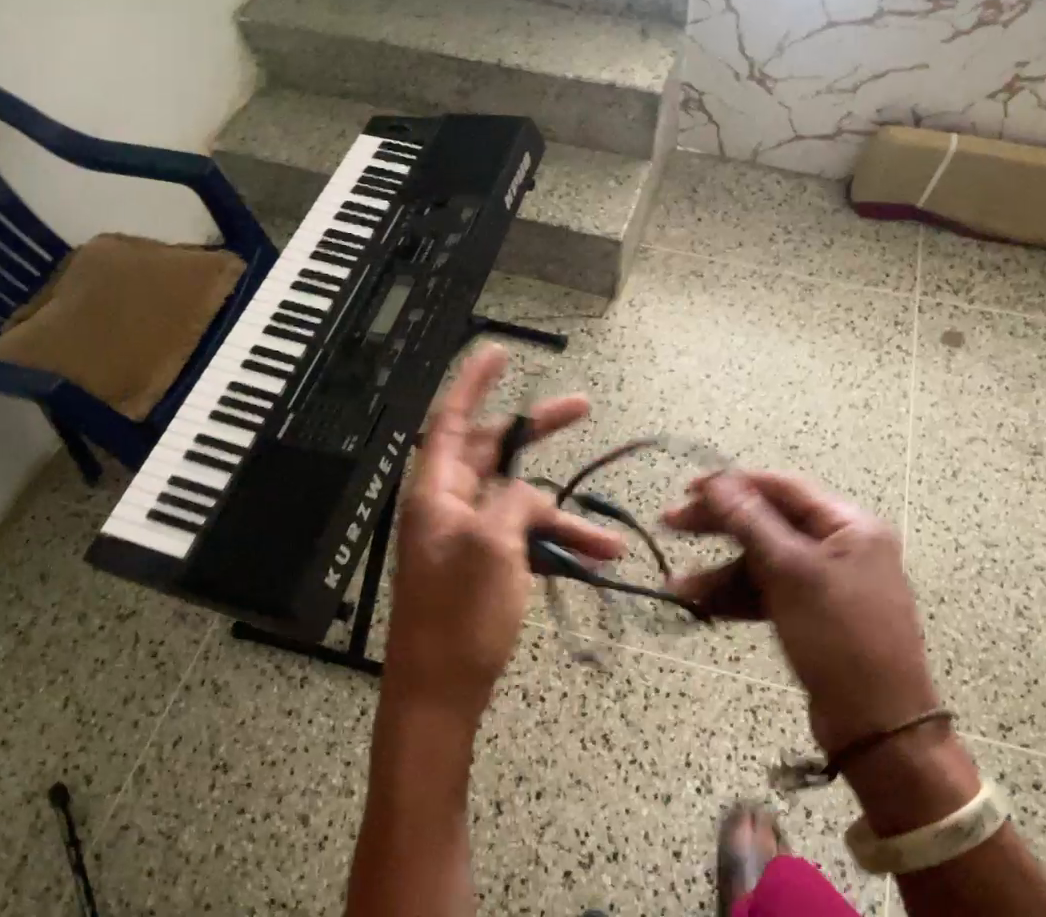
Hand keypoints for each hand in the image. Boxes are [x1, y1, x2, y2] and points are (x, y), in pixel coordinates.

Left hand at [388, 344, 624, 719]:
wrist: (438, 695)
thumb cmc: (457, 618)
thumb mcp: (491, 548)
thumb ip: (512, 503)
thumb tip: (526, 492)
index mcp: (435, 492)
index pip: (452, 419)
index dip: (475, 381)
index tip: (499, 350)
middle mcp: (447, 505)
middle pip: (493, 452)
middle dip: (538, 434)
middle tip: (581, 408)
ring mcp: (466, 537)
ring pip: (519, 505)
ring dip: (562, 517)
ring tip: (610, 540)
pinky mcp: (482, 566)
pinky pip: (523, 541)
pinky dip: (555, 547)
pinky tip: (593, 562)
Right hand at [664, 471, 939, 754]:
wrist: (876, 726)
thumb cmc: (839, 637)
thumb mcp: (791, 573)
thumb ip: (751, 523)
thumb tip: (718, 481)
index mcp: (848, 525)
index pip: (782, 488)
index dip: (732, 485)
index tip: (687, 490)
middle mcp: (840, 546)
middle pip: (768, 522)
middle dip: (719, 528)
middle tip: (670, 526)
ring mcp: (826, 583)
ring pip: (762, 562)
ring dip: (720, 572)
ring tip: (677, 585)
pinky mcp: (812, 615)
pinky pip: (768, 593)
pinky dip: (737, 598)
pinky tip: (702, 606)